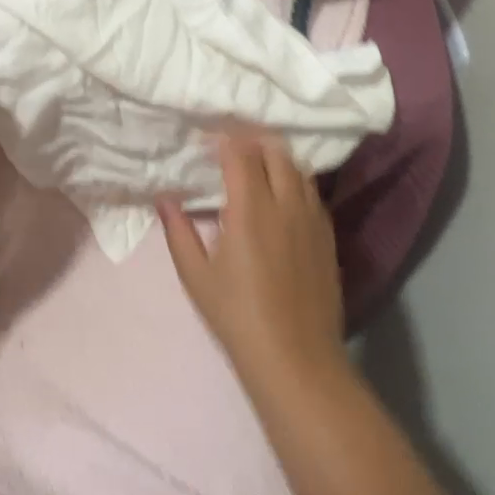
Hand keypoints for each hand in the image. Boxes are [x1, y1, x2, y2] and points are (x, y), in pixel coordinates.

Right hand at [159, 129, 348, 382]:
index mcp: (250, 211)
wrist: (296, 359)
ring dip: (276, 157)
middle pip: (276, 152)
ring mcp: (313, 221)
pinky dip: (295, 181)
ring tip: (255, 161)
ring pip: (299, 170)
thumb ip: (178, 231)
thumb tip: (164, 198)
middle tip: (230, 142)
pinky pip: (313, 193)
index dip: (224, 138)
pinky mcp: (329, 238)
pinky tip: (281, 193)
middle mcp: (286, 206)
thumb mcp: (195, 275)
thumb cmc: (237, 316)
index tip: (207, 136)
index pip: (241, 154)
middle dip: (252, 139)